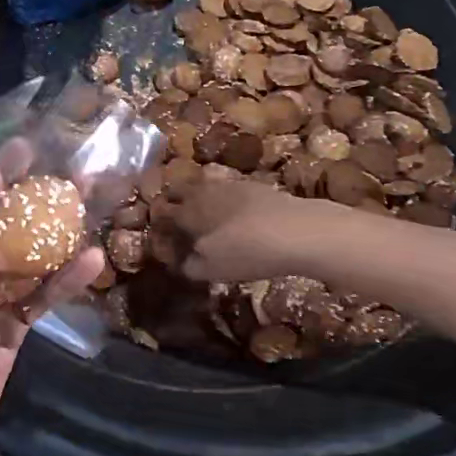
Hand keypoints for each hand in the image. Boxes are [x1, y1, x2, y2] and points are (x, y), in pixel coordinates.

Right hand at [172, 181, 347, 283]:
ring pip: (202, 186)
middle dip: (173, 201)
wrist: (298, 230)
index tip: (160, 232)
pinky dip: (223, 199)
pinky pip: (227, 189)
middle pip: (179, 191)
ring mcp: (228, 185)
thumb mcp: (212, 270)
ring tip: (205, 215)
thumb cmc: (247, 253)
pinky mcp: (253, 185)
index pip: (162, 212)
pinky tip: (234, 213)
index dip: (157, 221)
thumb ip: (190, 266)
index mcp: (186, 212)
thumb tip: (182, 262)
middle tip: (178, 218)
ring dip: (198, 197)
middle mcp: (202, 193)